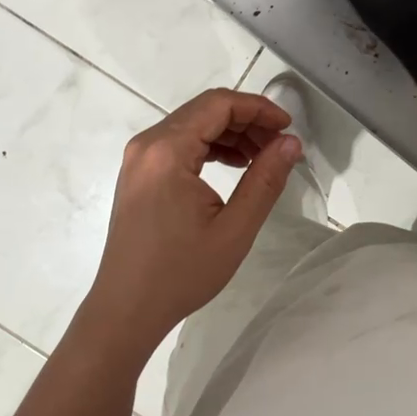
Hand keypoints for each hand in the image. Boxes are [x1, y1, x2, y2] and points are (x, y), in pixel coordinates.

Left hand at [85, 89, 301, 345]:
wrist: (125, 310)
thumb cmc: (180, 273)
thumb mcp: (234, 229)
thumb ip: (265, 180)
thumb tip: (291, 143)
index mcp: (167, 150)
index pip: (218, 104)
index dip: (257, 108)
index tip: (288, 127)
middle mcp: (148, 143)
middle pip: (205, 109)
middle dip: (247, 120)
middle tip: (280, 144)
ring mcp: (140, 157)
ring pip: (193, 123)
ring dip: (230, 132)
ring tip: (263, 157)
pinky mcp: (139, 172)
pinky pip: (179, 142)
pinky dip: (210, 145)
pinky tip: (235, 165)